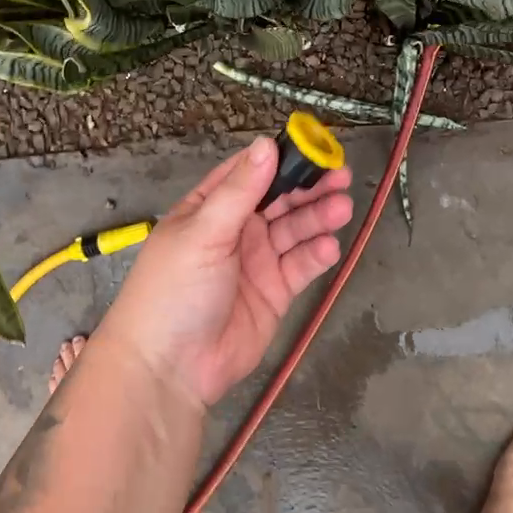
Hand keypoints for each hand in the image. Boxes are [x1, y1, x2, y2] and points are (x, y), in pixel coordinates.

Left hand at [92, 137, 353, 407]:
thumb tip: (266, 143)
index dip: (281, 158)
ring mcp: (257, 261)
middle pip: (280, 199)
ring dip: (319, 216)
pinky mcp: (275, 292)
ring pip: (295, 229)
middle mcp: (237, 229)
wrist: (170, 369)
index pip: (251, 172)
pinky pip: (301, 265)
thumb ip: (240, 190)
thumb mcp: (204, 232)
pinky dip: (317, 254)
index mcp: (211, 207)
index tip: (313, 146)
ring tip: (342, 208)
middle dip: (309, 187)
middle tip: (341, 176)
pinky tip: (328, 247)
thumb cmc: (175, 289)